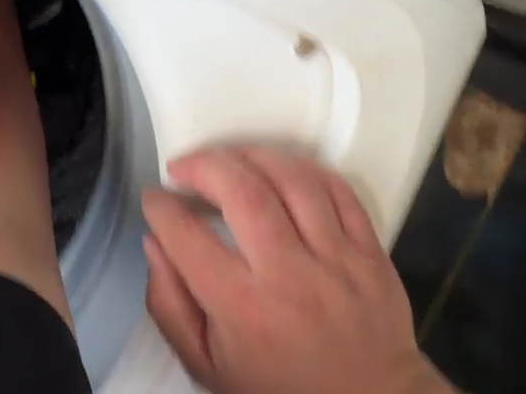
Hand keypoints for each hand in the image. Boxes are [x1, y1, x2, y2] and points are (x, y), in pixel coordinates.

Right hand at [141, 145, 452, 393]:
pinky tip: (279, 169)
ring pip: (291, 179)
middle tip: (184, 167)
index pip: (187, 235)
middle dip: (203, 164)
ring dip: (250, 155)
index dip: (160, 205)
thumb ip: (170, 305)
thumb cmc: (278, 388)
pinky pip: (338, 188)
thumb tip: (155, 243)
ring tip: (228, 160)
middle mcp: (290, 278)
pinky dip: (303, 167)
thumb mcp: (207, 366)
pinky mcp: (370, 252)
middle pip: (242, 190)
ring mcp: (338, 261)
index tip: (154, 197)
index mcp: (244, 310)